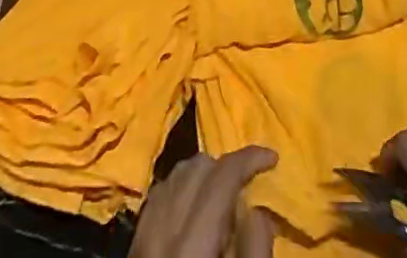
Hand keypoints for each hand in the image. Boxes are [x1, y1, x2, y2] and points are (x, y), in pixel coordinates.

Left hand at [131, 146, 277, 257]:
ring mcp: (142, 235)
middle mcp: (161, 230)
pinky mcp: (133, 242)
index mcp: (191, 244)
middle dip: (226, 165)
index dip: (249, 159)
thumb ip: (255, 249)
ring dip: (202, 173)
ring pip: (174, 174)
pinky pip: (158, 195)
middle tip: (248, 183)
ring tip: (223, 192)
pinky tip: (194, 204)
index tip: (273, 158)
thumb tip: (257, 208)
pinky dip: (180, 187)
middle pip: (195, 168)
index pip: (220, 178)